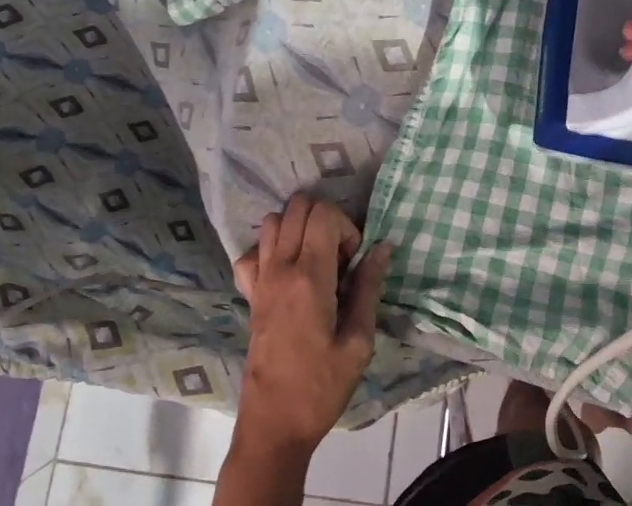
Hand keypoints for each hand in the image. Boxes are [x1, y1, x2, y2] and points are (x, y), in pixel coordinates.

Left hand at [232, 194, 392, 453]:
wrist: (273, 424)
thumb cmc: (321, 388)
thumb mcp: (358, 342)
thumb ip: (368, 288)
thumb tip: (382, 248)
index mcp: (309, 278)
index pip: (323, 214)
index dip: (347, 226)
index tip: (355, 261)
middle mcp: (279, 269)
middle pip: (297, 207)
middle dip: (325, 219)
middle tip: (340, 257)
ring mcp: (260, 280)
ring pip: (273, 221)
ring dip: (298, 228)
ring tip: (317, 260)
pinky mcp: (249, 295)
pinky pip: (253, 252)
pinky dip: (270, 249)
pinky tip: (288, 273)